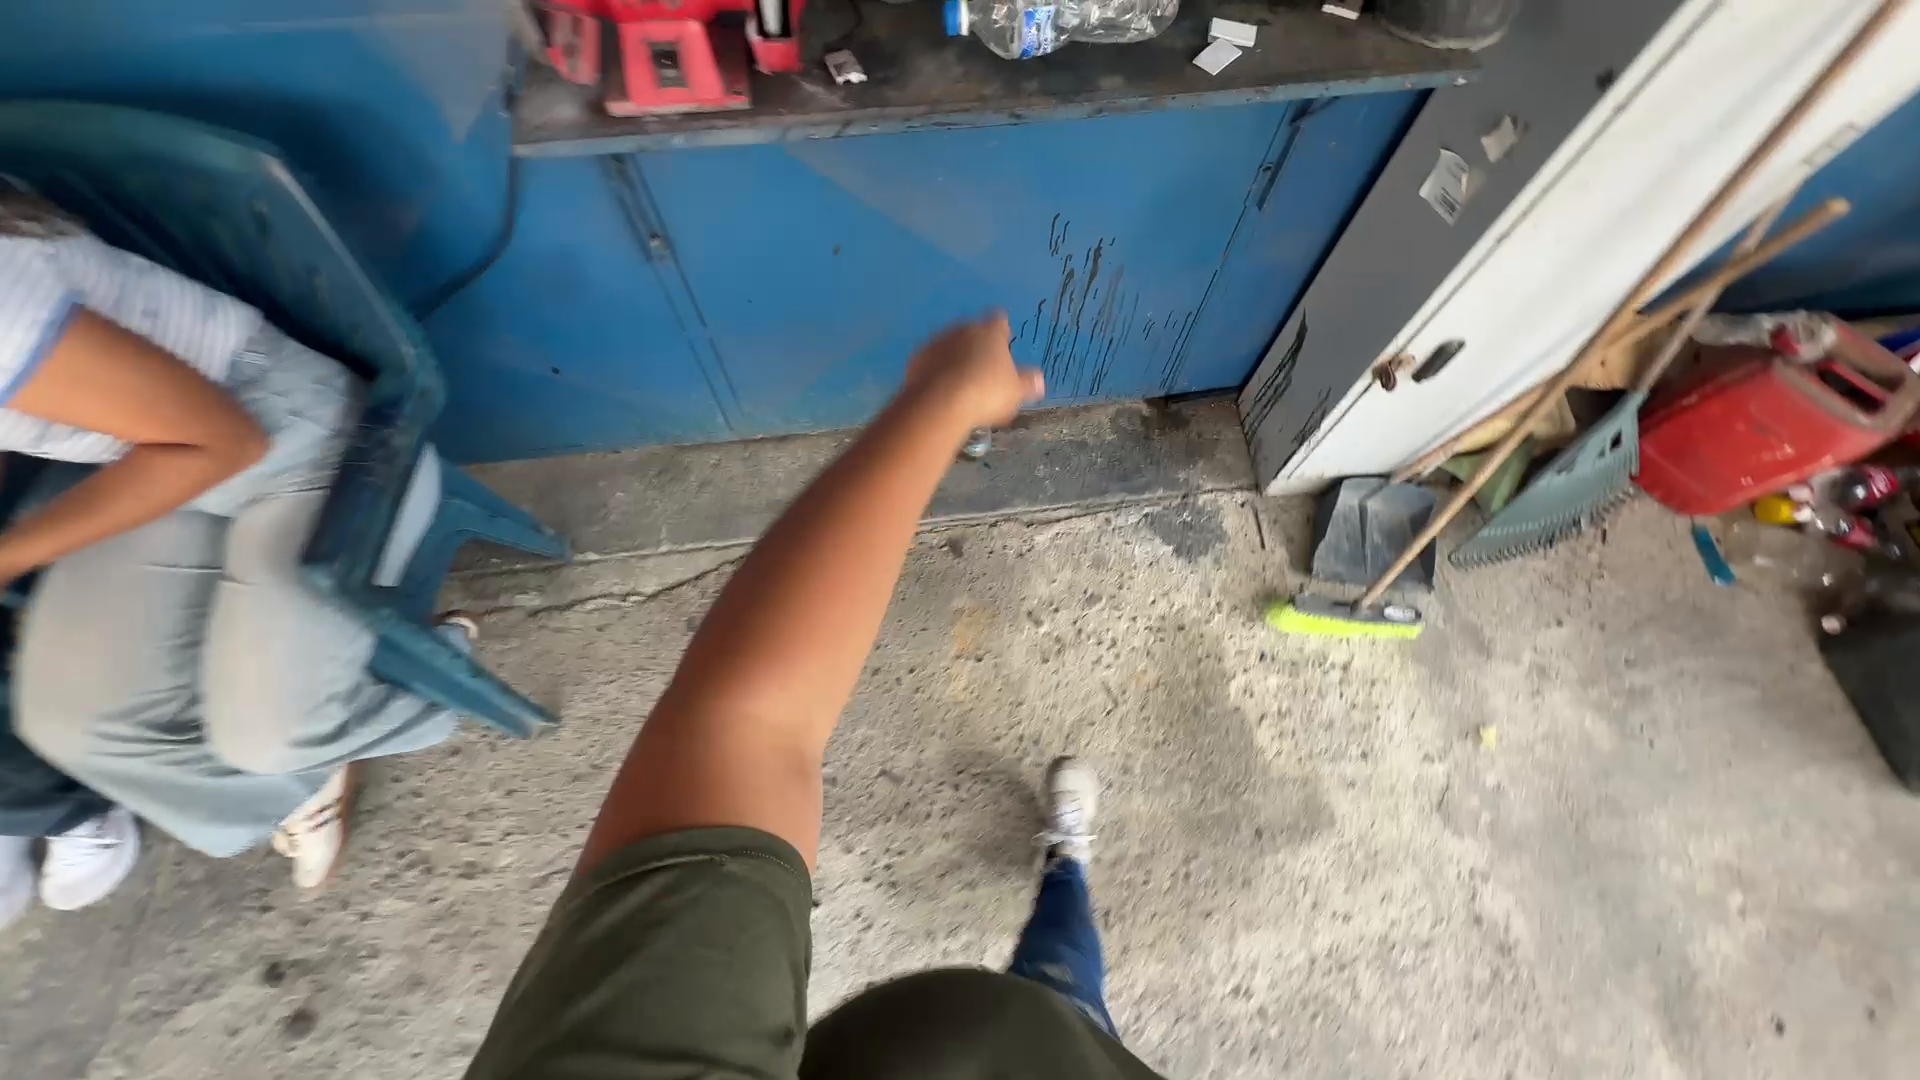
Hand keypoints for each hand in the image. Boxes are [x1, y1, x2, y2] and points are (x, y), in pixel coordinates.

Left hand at [900, 312, 1044, 431]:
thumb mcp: (1015, 392)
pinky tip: (941, 390)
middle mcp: (963, 329)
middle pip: (972, 333)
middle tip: (983, 371)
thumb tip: (1039, 379)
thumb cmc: (985, 393)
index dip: (1002, 332)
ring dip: (955, 359)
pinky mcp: (917, 359)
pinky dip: (936, 371)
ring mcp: (937, 342)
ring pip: (950, 346)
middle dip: (977, 347)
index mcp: (990, 331)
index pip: (999, 321)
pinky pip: (931, 362)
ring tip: (961, 384)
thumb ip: (1028, 383)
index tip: (1004, 344)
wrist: (940, 403)